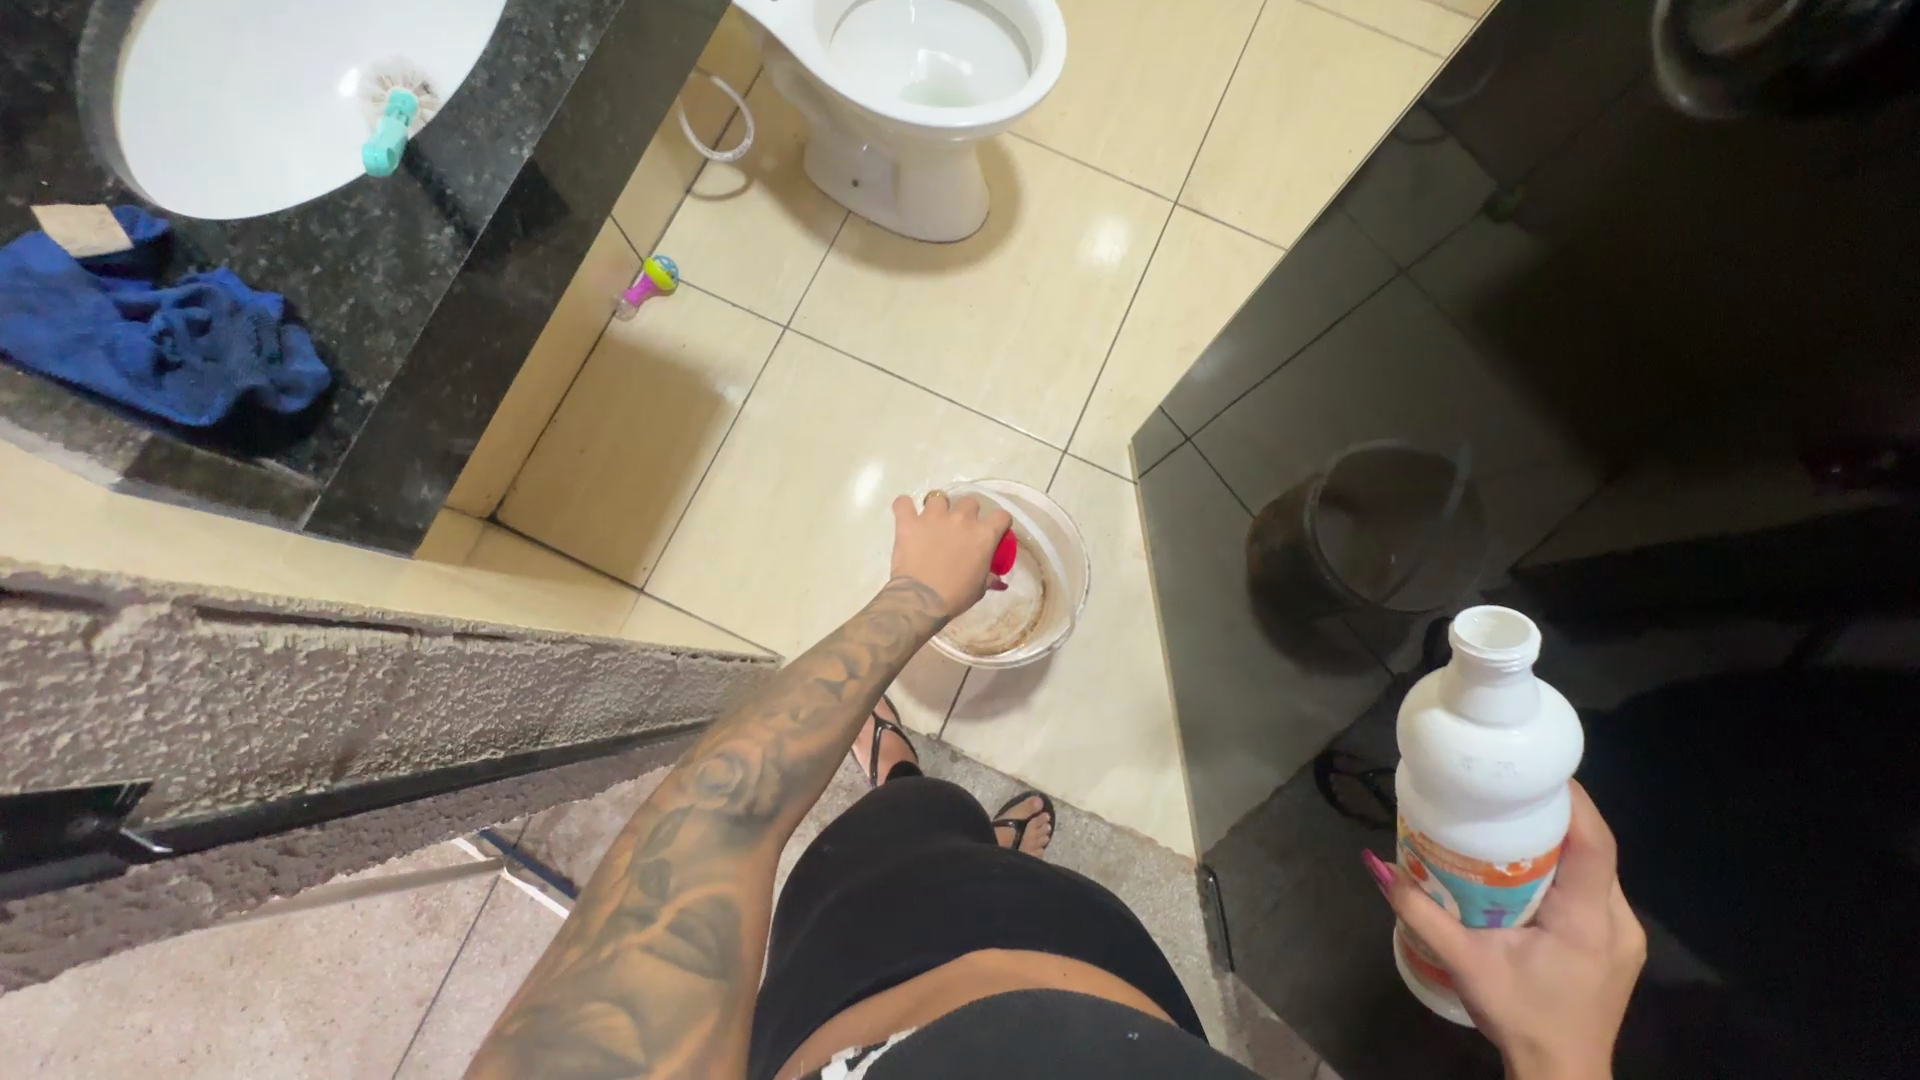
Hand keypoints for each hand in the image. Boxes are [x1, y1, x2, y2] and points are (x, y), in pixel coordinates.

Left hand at [890, 492, 1012, 618]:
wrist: (922, 600)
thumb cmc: (956, 596)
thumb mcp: (980, 589)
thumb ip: (988, 577)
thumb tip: (996, 579)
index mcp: (984, 535)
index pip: (1001, 516)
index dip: (998, 522)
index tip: (992, 530)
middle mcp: (961, 519)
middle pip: (969, 501)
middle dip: (966, 512)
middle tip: (959, 529)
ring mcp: (934, 517)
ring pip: (938, 498)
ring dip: (937, 508)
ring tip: (931, 522)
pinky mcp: (909, 522)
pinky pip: (903, 503)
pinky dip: (904, 506)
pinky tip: (905, 514)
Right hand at [1373, 781, 1645, 1079]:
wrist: (1562, 1074)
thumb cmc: (1519, 1017)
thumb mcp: (1463, 964)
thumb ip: (1420, 912)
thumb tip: (1374, 863)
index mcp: (1588, 923)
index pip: (1596, 847)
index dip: (1574, 803)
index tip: (1536, 770)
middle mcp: (1617, 921)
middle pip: (1595, 850)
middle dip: (1554, 812)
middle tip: (1505, 787)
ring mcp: (1621, 933)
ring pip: (1594, 867)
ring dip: (1557, 837)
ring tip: (1507, 815)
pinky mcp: (1613, 941)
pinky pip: (1591, 885)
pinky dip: (1561, 863)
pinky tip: (1523, 861)